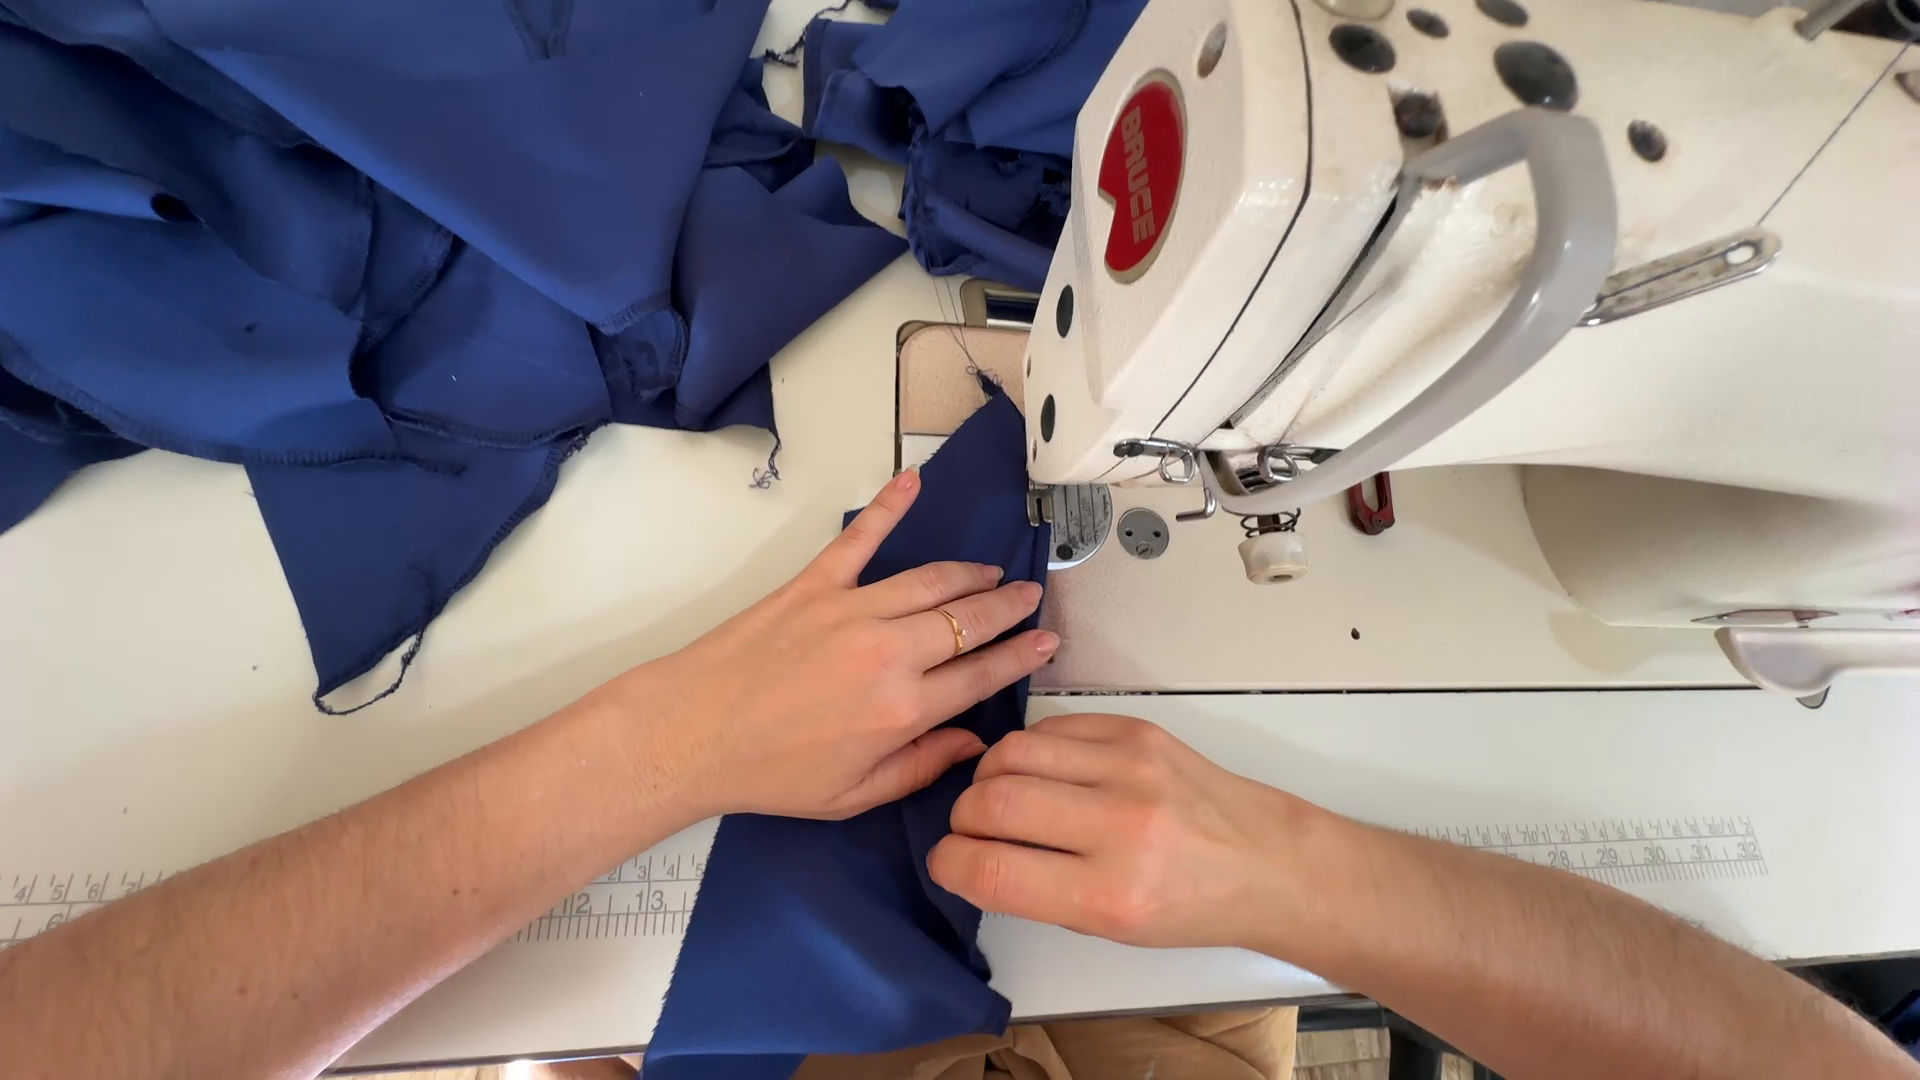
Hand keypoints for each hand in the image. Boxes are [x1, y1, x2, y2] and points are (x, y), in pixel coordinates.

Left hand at [589, 468, 1057, 823]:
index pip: (981, 676)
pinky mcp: (817, 584)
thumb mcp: (853, 796)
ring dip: (969, 574)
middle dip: (1009, 608)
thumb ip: (922, 767)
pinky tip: (913, 482)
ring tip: (991, 572)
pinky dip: (890, 507)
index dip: (1020, 657)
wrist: (690, 734)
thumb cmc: (771, 774)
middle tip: (1031, 596)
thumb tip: (976, 742)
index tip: (1047, 642)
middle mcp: (890, 653)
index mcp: (903, 710)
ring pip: (932, 581)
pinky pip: (862, 539)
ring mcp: (853, 610)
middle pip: (968, 622)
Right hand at [927, 713, 1323, 950]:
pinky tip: (1040, 771)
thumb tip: (974, 852)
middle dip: (962, 817)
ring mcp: (1127, 764)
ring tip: (999, 793)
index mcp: (1111, 894)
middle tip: (970, 827)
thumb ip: (1037, 890)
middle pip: (993, 801)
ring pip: (1011, 751)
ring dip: (987, 776)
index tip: (946, 861)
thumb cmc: (1188, 906)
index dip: (950, 863)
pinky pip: (1048, 727)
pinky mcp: (1133, 727)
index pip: (993, 870)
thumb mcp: (1111, 926)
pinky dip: (1027, 751)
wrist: (1264, 858)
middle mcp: (1118, 823)